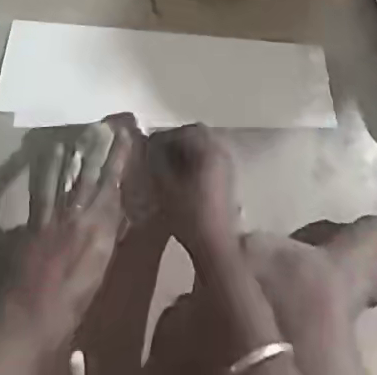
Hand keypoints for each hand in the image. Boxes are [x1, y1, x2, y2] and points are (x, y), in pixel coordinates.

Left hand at [3, 116, 136, 348]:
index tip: (128, 138)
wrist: (32, 318)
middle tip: (110, 125)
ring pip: (70, 176)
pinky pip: (43, 187)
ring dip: (79, 152)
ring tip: (85, 131)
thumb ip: (109, 237)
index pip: (116, 187)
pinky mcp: (35, 220)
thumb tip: (119, 214)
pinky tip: (54, 150)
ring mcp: (58, 216)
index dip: (122, 161)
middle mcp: (83, 217)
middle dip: (104, 149)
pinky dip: (49, 167)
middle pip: (95, 176)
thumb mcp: (100, 269)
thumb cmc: (72, 302)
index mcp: (103, 232)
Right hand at [149, 124, 238, 247]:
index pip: (182, 131)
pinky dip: (195, 161)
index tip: (148, 148)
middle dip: (175, 141)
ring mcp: (227, 164)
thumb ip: (156, 161)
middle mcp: (221, 150)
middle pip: (195, 135)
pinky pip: (210, 158)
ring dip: (186, 151)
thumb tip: (150, 148)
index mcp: (207, 148)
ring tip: (168, 166)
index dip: (162, 138)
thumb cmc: (189, 214)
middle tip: (158, 154)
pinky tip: (183, 178)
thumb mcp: (165, 186)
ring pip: (203, 146)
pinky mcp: (228, 178)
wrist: (215, 245)